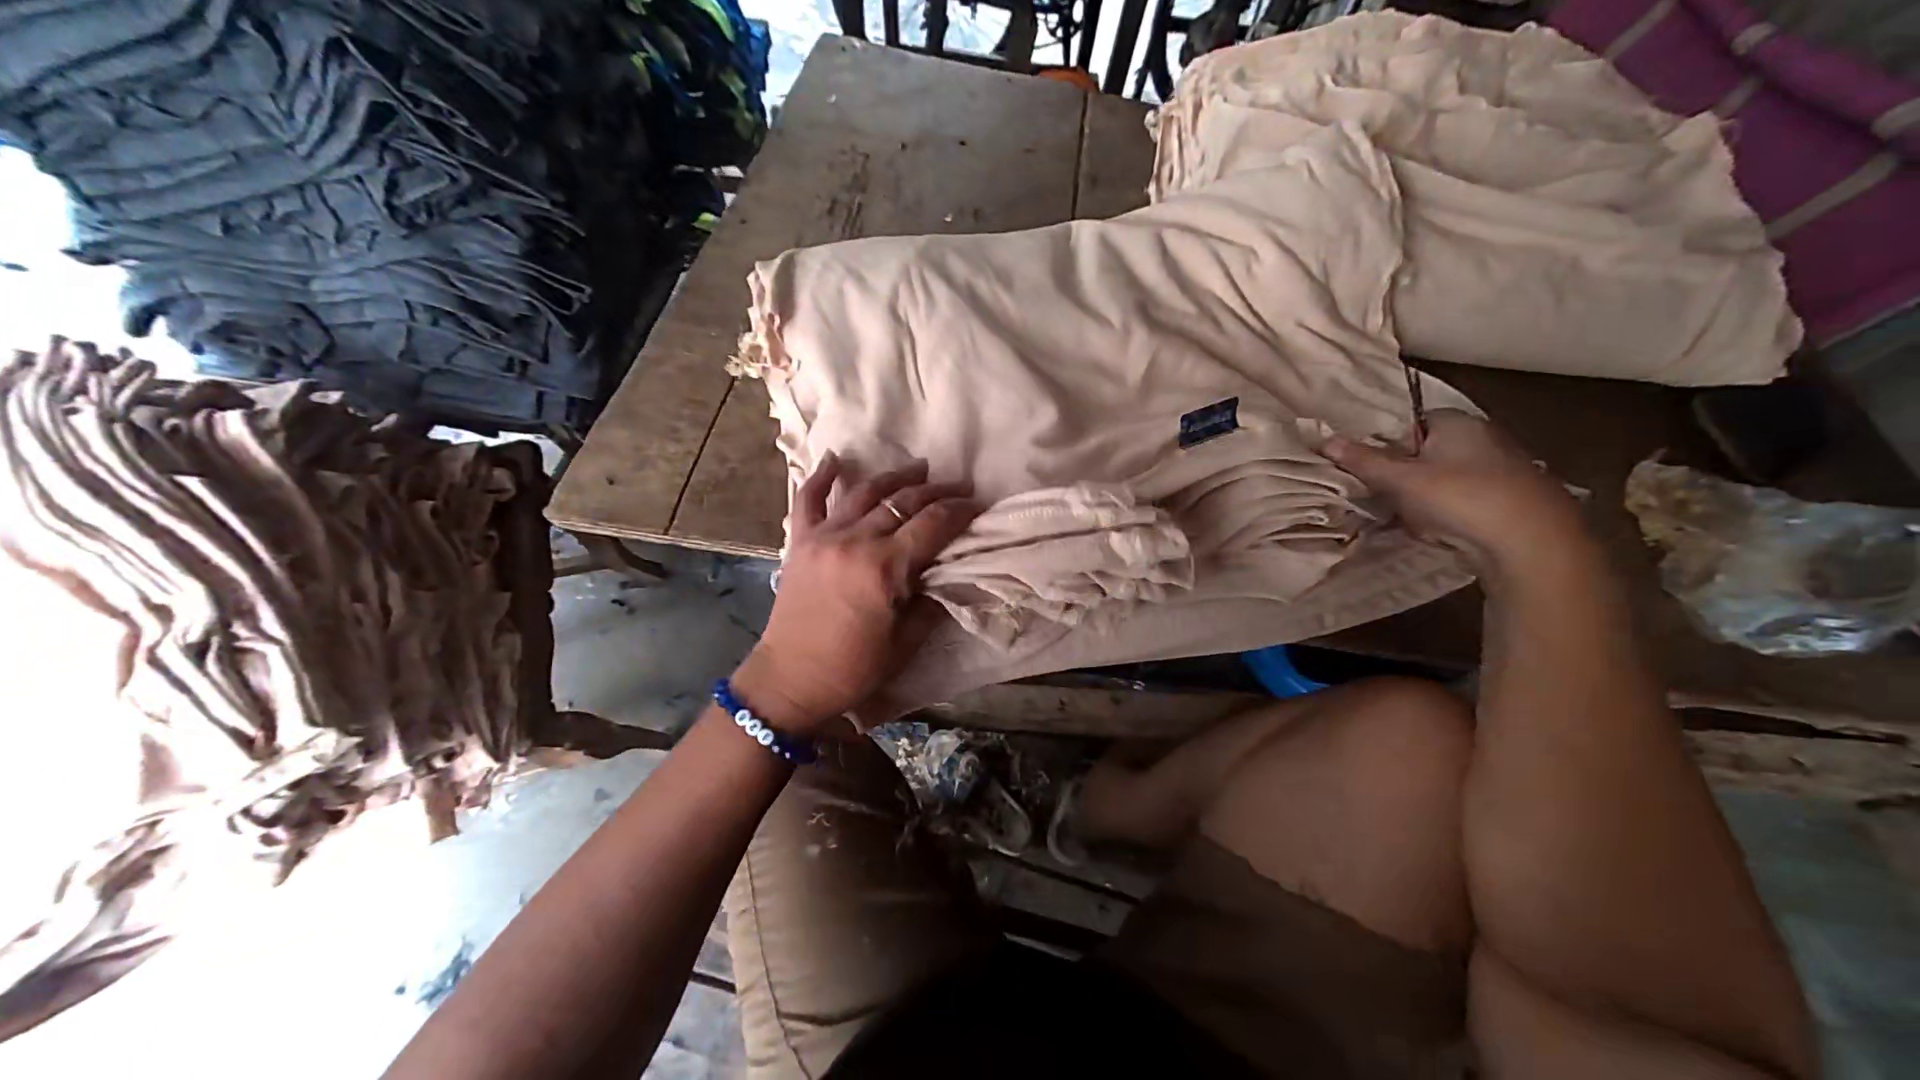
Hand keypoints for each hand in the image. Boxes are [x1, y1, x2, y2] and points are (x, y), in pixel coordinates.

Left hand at [731, 453, 978, 733]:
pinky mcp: (801, 542)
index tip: (978, 506)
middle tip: (960, 487)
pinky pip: (809, 499)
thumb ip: (930, 603)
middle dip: (937, 491)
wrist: (790, 680)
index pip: (933, 525)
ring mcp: (824, 537)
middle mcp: (855, 541)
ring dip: (896, 476)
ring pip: (865, 492)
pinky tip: (836, 459)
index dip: (960, 511)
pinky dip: (822, 476)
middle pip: (904, 501)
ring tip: (920, 467)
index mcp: (884, 568)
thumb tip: (948, 576)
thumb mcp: (904, 645)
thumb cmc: (852, 669)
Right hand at [1323, 410, 1589, 572]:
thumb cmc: (1460, 498)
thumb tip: (1326, 440)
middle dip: (1400, 475)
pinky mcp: (1507, 500)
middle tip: (1381, 497)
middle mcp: (1482, 437)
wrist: (1531, 543)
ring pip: (1440, 479)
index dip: (1384, 444)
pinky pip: (1460, 501)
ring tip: (1406, 519)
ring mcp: (1499, 469)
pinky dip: (1443, 514)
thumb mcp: (1401, 479)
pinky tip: (1435, 532)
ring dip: (1419, 499)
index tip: (1367, 468)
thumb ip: (1363, 460)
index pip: (1409, 422)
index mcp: (1457, 421)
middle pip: (1423, 452)